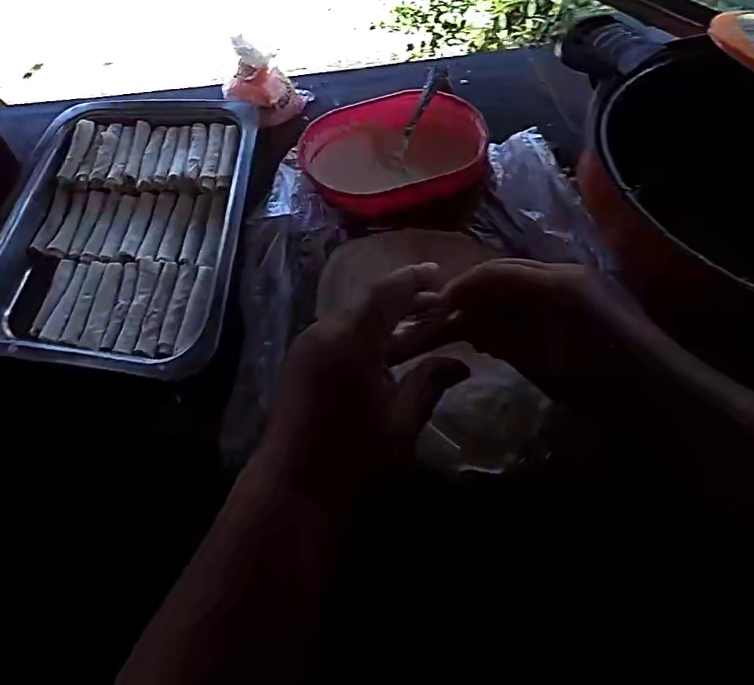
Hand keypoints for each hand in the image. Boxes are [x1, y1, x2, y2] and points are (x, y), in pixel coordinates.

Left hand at [253, 264, 470, 508]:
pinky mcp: (299, 359)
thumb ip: (429, 383)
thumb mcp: (401, 420)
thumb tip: (459, 363)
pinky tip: (388, 349)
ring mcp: (306, 345)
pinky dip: (364, 335)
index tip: (436, 271)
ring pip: (351, 320)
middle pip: (367, 305)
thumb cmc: (354, 456)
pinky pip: (336, 335)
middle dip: (403, 301)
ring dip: (384, 320)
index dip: (412, 280)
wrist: (294, 482)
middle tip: (439, 302)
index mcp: (349, 339)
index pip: (384, 294)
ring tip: (421, 324)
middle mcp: (323, 332)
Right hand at [395, 259, 664, 407]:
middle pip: (506, 269)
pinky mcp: (591, 294)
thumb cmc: (604, 386)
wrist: (674, 401)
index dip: (461, 287)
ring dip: (496, 297)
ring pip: (522, 278)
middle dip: (476, 290)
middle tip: (452, 314)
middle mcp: (567, 272)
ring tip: (477, 324)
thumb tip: (463, 322)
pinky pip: (541, 289)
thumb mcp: (540, 364)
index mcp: (554, 285)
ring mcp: (582, 280)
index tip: (438, 307)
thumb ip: (497, 337)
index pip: (493, 272)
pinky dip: (518, 304)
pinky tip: (509, 327)